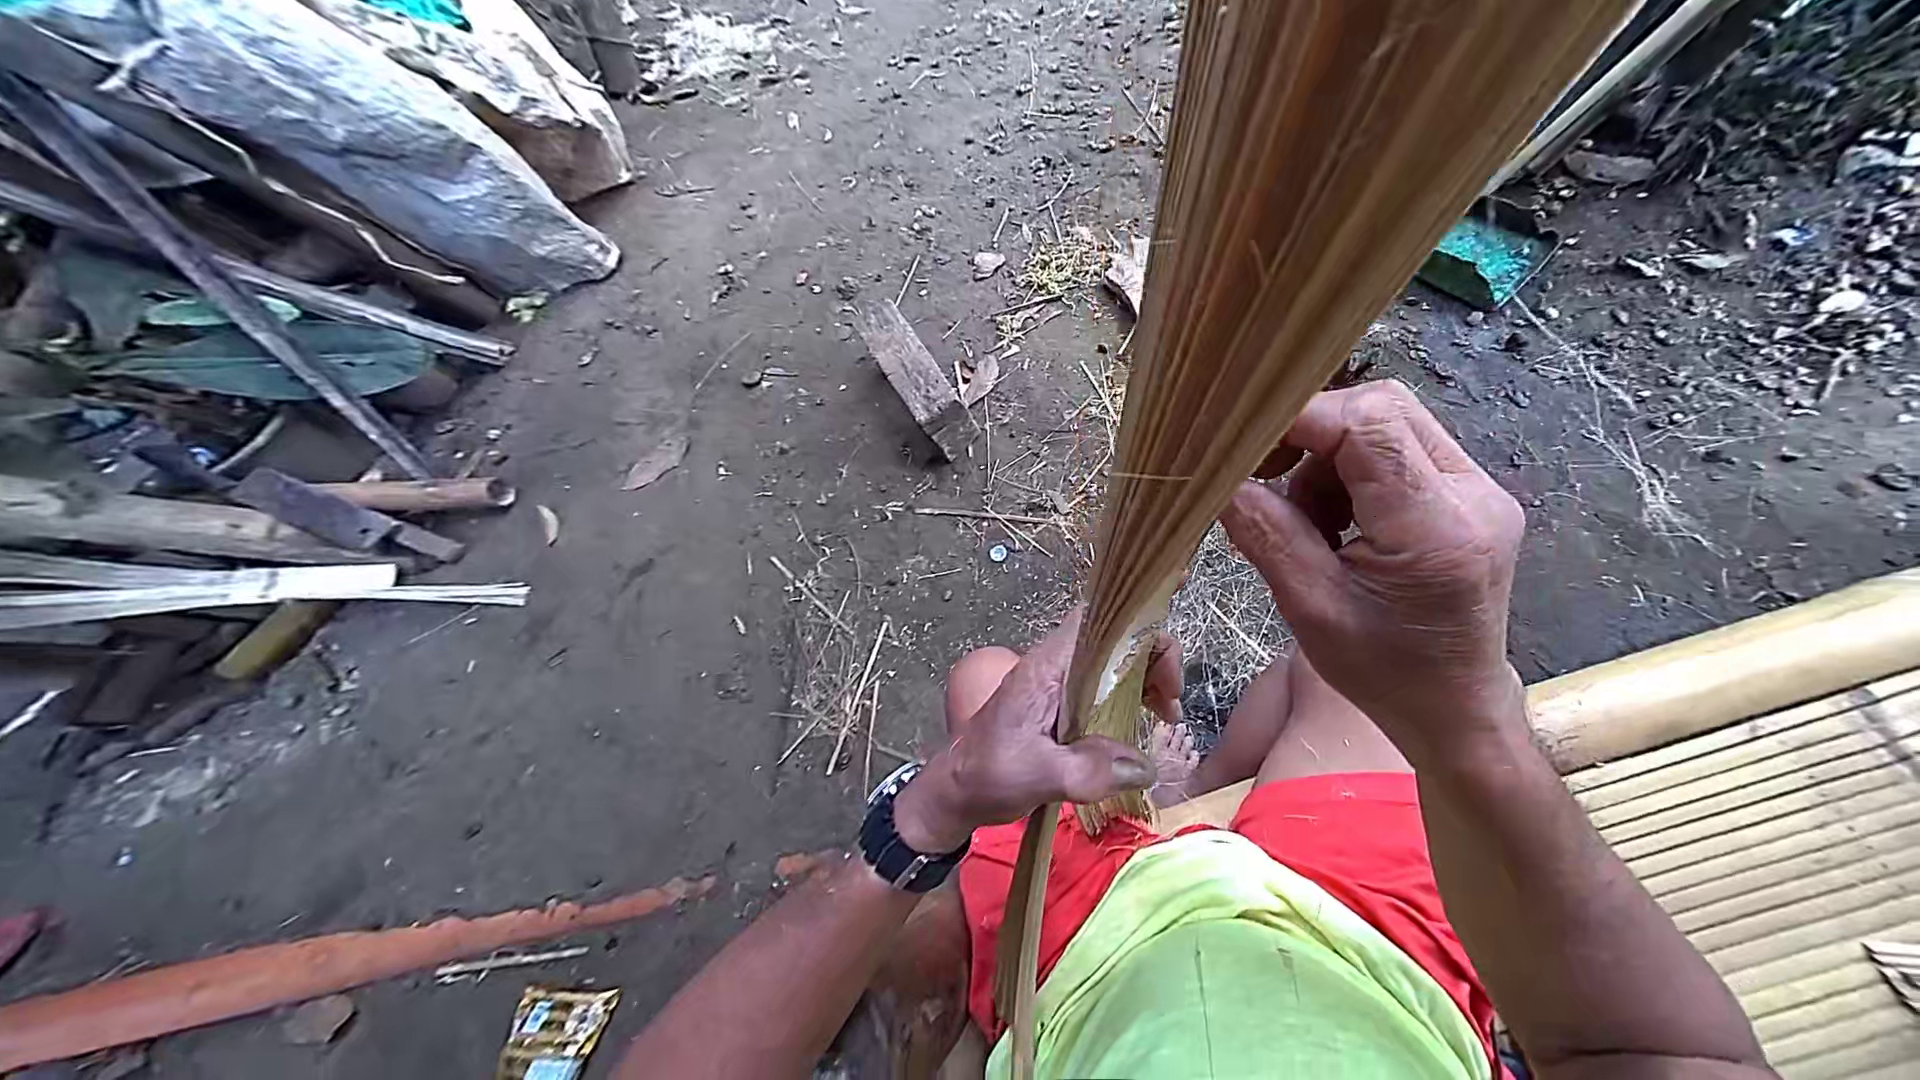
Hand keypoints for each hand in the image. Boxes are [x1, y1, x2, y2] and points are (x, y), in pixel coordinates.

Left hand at [894, 610, 1181, 852]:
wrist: (958, 788)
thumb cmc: (989, 774)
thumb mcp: (1039, 777)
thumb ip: (1088, 770)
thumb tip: (1145, 766)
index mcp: (1047, 667)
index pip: (1094, 618)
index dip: (1134, 618)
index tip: (1168, 659)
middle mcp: (1056, 665)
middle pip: (1113, 635)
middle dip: (1152, 657)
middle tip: (1170, 705)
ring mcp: (1059, 681)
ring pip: (1113, 658)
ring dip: (1147, 677)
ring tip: (1165, 715)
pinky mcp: (1062, 701)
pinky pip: (1106, 682)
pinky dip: (1133, 693)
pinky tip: (1146, 721)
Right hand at [1221, 381, 1526, 766]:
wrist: (1450, 705)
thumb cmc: (1380, 669)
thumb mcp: (1308, 606)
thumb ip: (1266, 532)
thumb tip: (1221, 478)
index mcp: (1435, 527)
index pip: (1370, 425)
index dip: (1300, 419)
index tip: (1245, 446)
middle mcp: (1472, 493)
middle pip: (1383, 408)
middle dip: (1312, 431)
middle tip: (1266, 474)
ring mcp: (1476, 491)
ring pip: (1386, 425)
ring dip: (1326, 457)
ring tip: (1301, 517)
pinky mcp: (1465, 497)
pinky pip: (1394, 451)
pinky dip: (1346, 472)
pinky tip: (1329, 520)